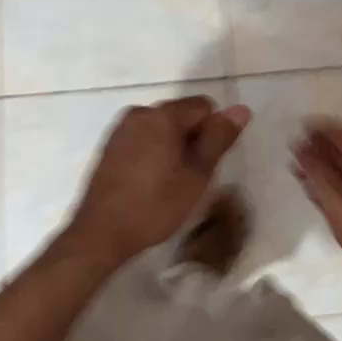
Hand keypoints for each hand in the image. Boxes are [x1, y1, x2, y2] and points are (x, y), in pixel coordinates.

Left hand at [64, 96, 250, 267]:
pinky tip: (147, 183)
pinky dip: (152, 152)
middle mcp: (139, 112)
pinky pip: (142, 138)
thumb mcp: (197, 175)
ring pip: (161, 127)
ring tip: (167, 183)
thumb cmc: (155, 206)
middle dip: (190, 139)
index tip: (204, 164)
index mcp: (162, 115)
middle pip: (180, 115)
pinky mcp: (109, 146)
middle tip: (188, 177)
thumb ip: (219, 138)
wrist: (100, 234)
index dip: (211, 134)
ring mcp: (120, 129)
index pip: (204, 106)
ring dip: (171, 147)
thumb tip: (241, 109)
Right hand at [293, 117, 341, 301]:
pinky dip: (330, 187)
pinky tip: (314, 193)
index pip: (340, 132)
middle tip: (293, 151)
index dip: (318, 128)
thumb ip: (316, 170)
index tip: (295, 128)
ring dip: (322, 168)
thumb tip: (299, 145)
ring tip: (297, 170)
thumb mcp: (337, 198)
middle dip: (318, 148)